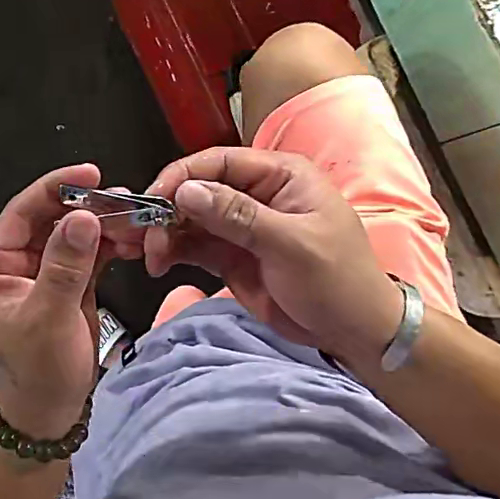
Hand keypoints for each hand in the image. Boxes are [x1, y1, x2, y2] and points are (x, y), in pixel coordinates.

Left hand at [0, 165, 111, 438]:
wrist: (51, 415)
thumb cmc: (37, 371)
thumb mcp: (47, 317)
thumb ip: (64, 266)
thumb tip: (82, 217)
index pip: (23, 211)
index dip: (55, 188)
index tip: (90, 174)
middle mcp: (15, 261)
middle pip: (52, 217)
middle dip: (88, 207)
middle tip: (124, 201)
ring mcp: (43, 270)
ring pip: (74, 232)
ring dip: (104, 225)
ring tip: (136, 220)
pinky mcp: (67, 282)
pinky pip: (89, 253)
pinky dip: (111, 245)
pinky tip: (132, 241)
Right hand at [143, 148, 402, 361]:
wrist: (356, 336)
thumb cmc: (340, 282)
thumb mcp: (291, 245)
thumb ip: (237, 215)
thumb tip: (187, 191)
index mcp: (278, 176)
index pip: (216, 163)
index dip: (181, 177)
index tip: (154, 199)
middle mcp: (254, 194)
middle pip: (194, 190)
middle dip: (164, 210)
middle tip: (144, 235)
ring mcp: (238, 225)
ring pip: (186, 218)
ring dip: (161, 234)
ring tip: (147, 254)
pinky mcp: (227, 253)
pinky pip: (189, 245)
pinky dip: (169, 251)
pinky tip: (157, 263)